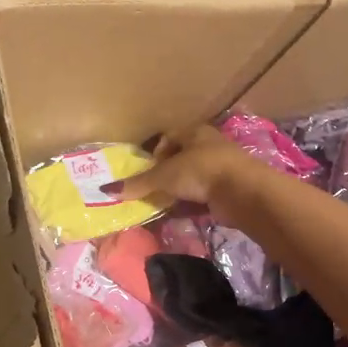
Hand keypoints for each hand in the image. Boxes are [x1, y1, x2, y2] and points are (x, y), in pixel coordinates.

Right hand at [108, 123, 260, 204]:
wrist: (242, 191)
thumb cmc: (201, 171)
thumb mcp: (163, 176)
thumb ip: (136, 184)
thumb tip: (105, 190)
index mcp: (194, 132)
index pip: (169, 135)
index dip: (155, 150)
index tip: (147, 167)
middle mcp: (208, 146)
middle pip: (180, 158)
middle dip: (164, 174)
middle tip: (150, 188)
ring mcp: (219, 168)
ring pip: (191, 178)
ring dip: (176, 190)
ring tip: (162, 203)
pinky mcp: (226, 189)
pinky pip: (201, 195)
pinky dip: (189, 204)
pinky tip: (179, 213)